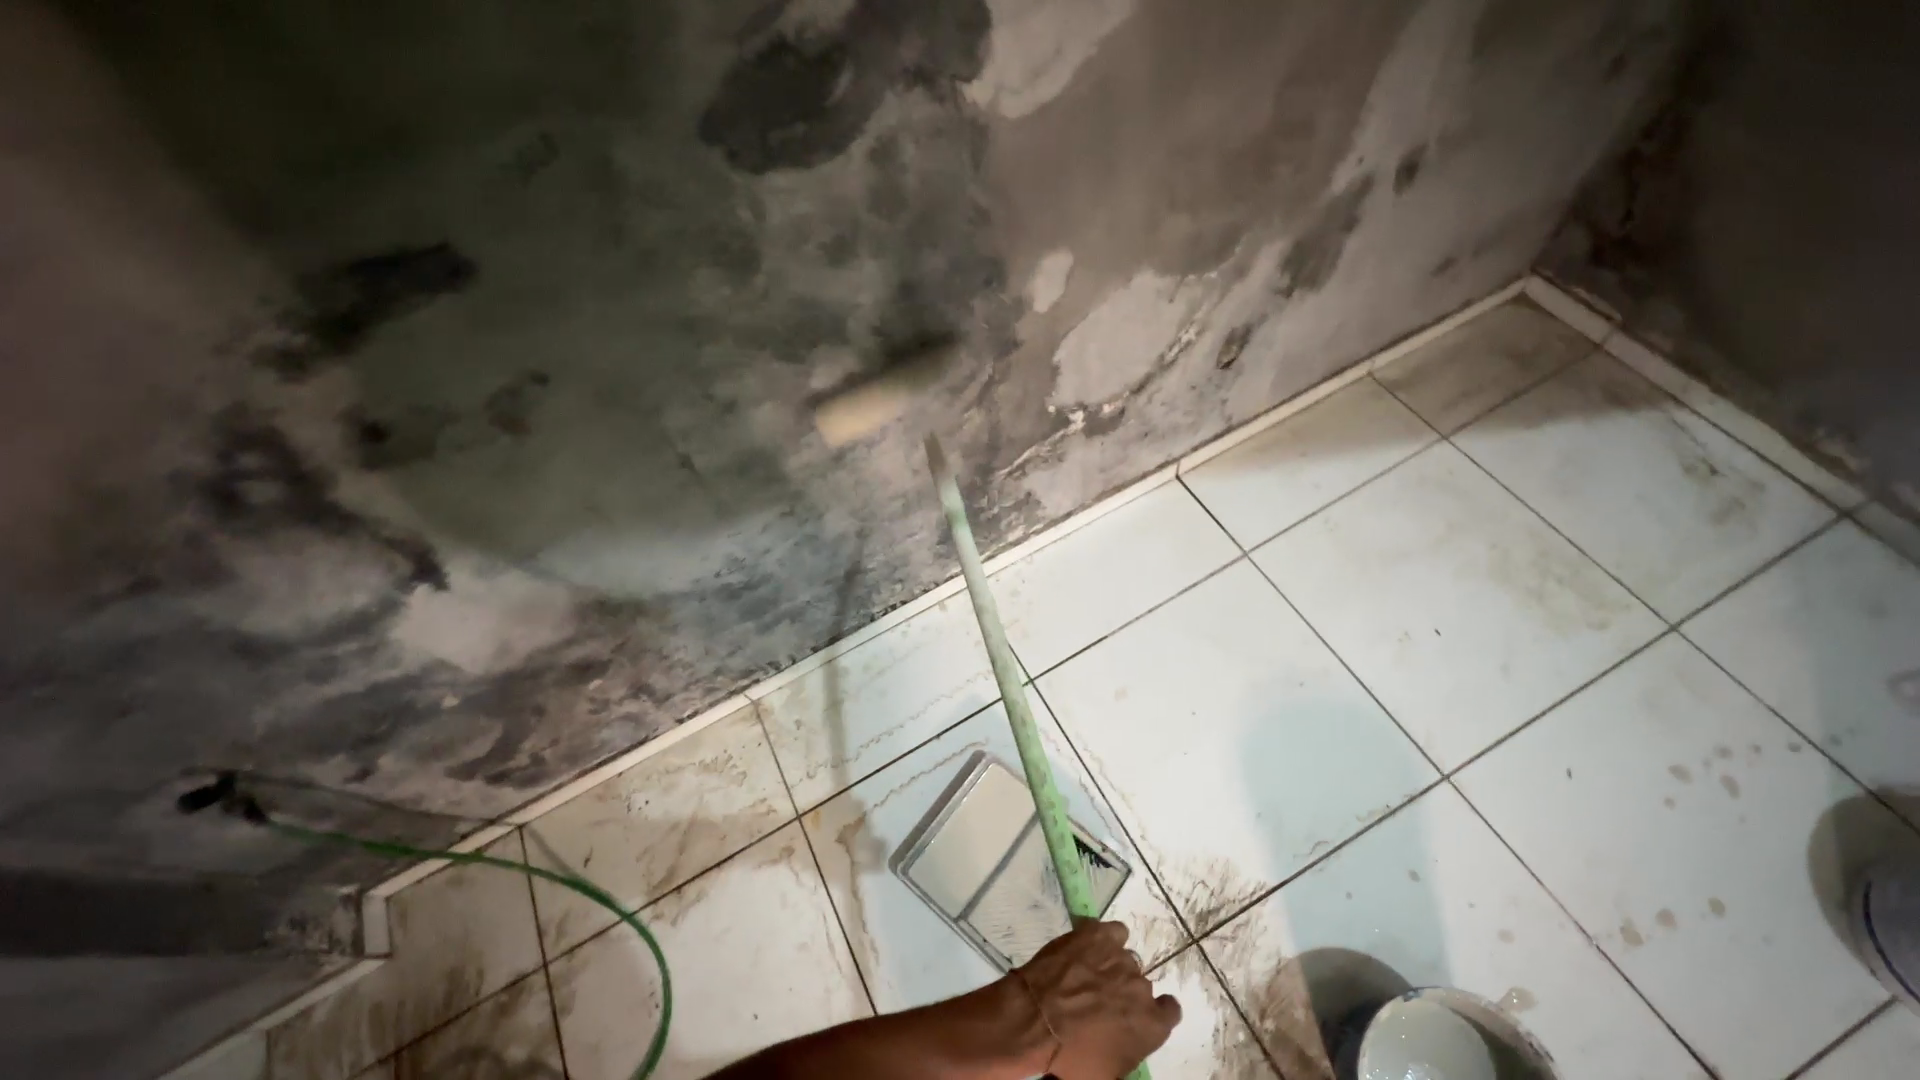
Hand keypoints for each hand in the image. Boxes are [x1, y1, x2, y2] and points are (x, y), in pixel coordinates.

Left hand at [1010, 920, 1180, 1078]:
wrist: (1035, 1020)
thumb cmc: (1071, 1057)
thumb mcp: (1108, 1072)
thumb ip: (1130, 1050)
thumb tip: (1127, 1039)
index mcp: (1151, 1024)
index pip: (1170, 1011)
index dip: (1156, 1011)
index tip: (1137, 1012)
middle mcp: (1141, 987)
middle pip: (1140, 985)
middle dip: (1124, 991)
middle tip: (1099, 999)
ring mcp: (1120, 957)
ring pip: (1124, 959)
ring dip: (1110, 966)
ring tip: (1086, 973)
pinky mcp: (1098, 934)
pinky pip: (1113, 931)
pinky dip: (1103, 938)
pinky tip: (1088, 947)